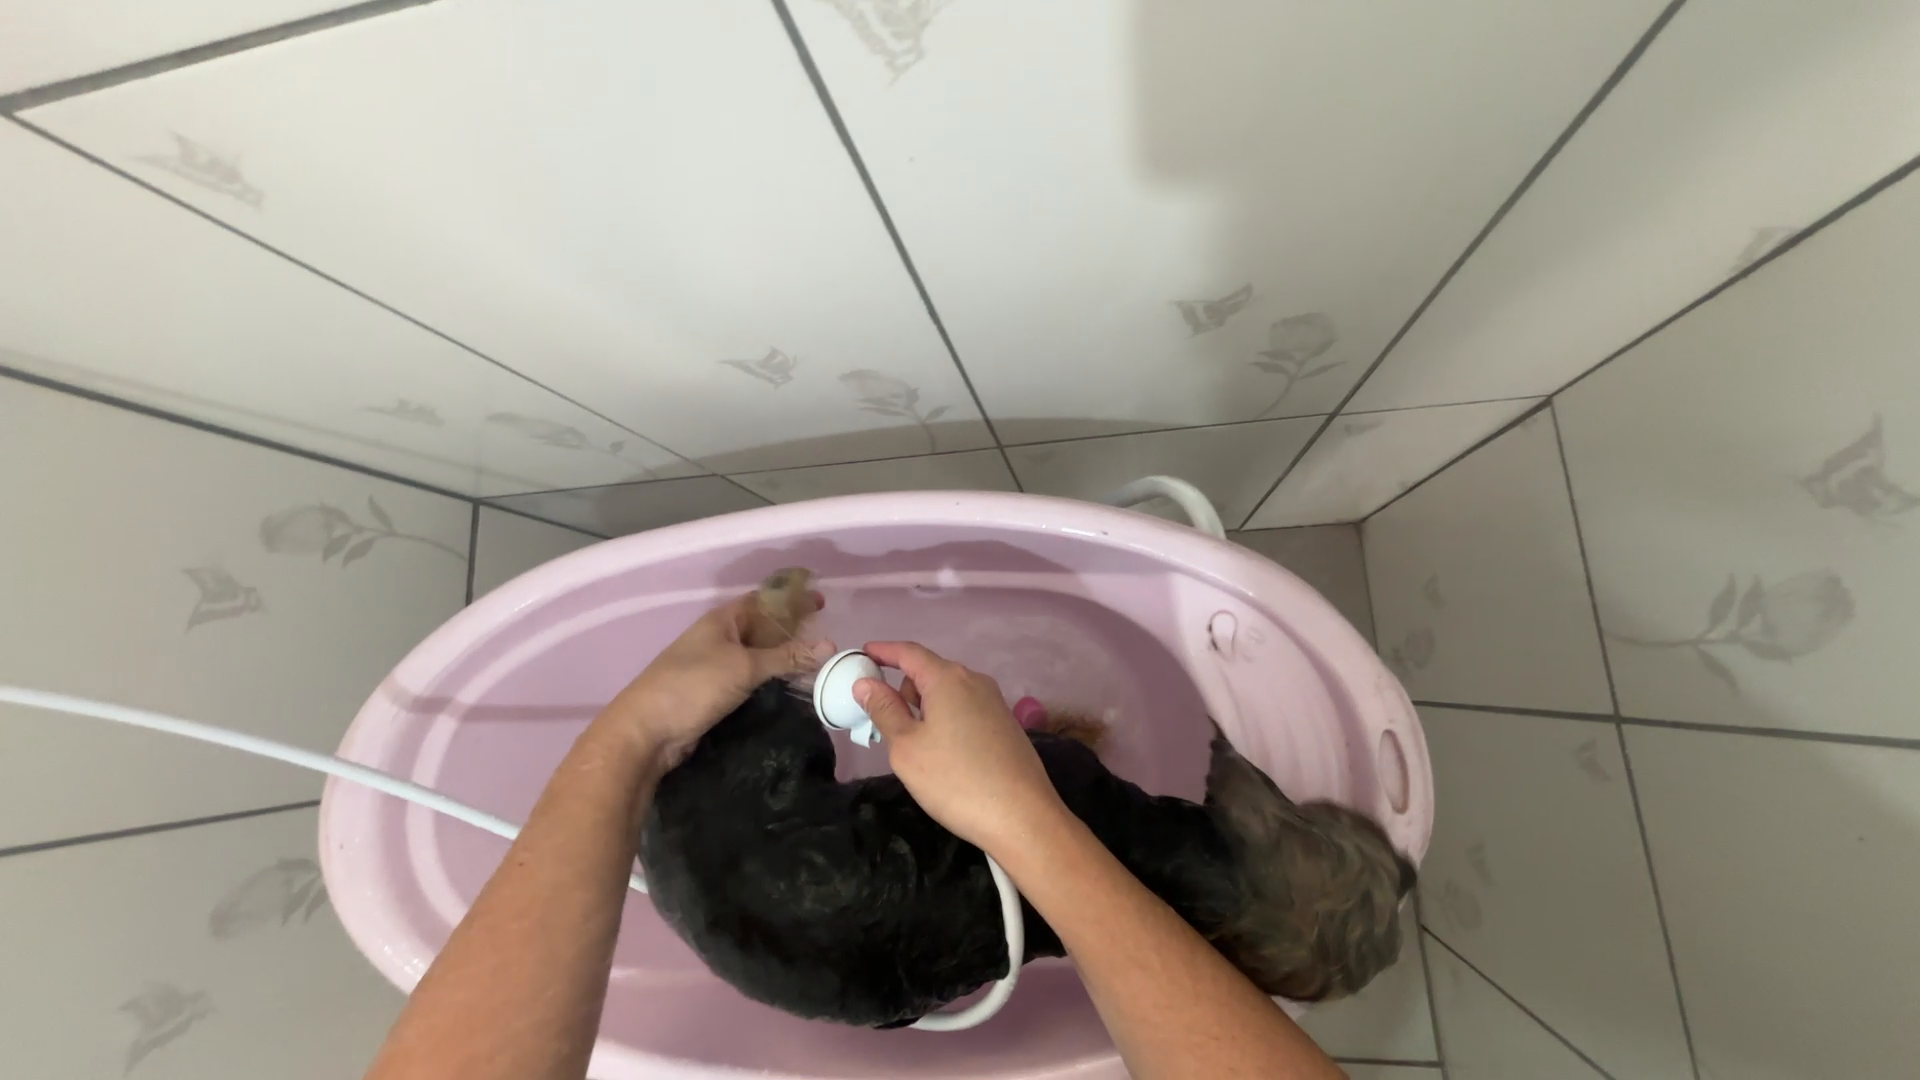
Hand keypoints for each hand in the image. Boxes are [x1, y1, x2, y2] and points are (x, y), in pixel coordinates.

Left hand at [604, 593, 829, 765]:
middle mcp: (719, 638)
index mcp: (723, 620)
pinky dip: (771, 677)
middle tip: (825, 635)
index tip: (822, 602)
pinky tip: (791, 685)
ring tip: (816, 661)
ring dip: (783, 656)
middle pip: (762, 626)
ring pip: (758, 654)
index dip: (792, 598)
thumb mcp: (744, 667)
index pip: (764, 599)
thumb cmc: (694, 686)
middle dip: (792, 628)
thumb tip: (830, 645)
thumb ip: (787, 656)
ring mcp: (716, 665)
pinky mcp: (715, 692)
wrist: (647, 731)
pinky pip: (751, 677)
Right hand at [854, 641, 1067, 852]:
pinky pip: (965, 710)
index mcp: (948, 678)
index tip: (862, 653)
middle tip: (881, 719)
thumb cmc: (955, 780)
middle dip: (903, 688)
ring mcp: (995, 703)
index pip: (909, 652)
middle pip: (930, 672)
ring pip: (948, 693)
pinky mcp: (1005, 725)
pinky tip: (942, 754)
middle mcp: (975, 681)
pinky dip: (945, 719)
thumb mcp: (907, 747)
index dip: (884, 651)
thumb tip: (866, 683)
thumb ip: (884, 710)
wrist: (1022, 817)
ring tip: (911, 744)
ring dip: (924, 707)